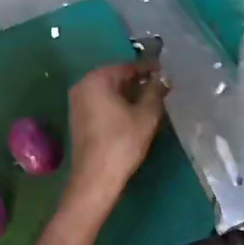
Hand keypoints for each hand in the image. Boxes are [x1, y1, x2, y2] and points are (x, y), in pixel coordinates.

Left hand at [63, 60, 168, 206]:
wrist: (95, 177)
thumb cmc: (122, 142)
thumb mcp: (146, 115)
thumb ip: (155, 91)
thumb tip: (163, 78)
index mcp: (97, 79)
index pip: (127, 67)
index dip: (149, 70)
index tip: (166, 73)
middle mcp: (82, 85)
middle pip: (116, 77)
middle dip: (138, 82)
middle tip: (161, 87)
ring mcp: (77, 102)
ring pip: (108, 91)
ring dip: (128, 94)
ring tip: (151, 100)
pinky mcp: (78, 118)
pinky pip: (100, 103)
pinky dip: (117, 104)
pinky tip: (133, 113)